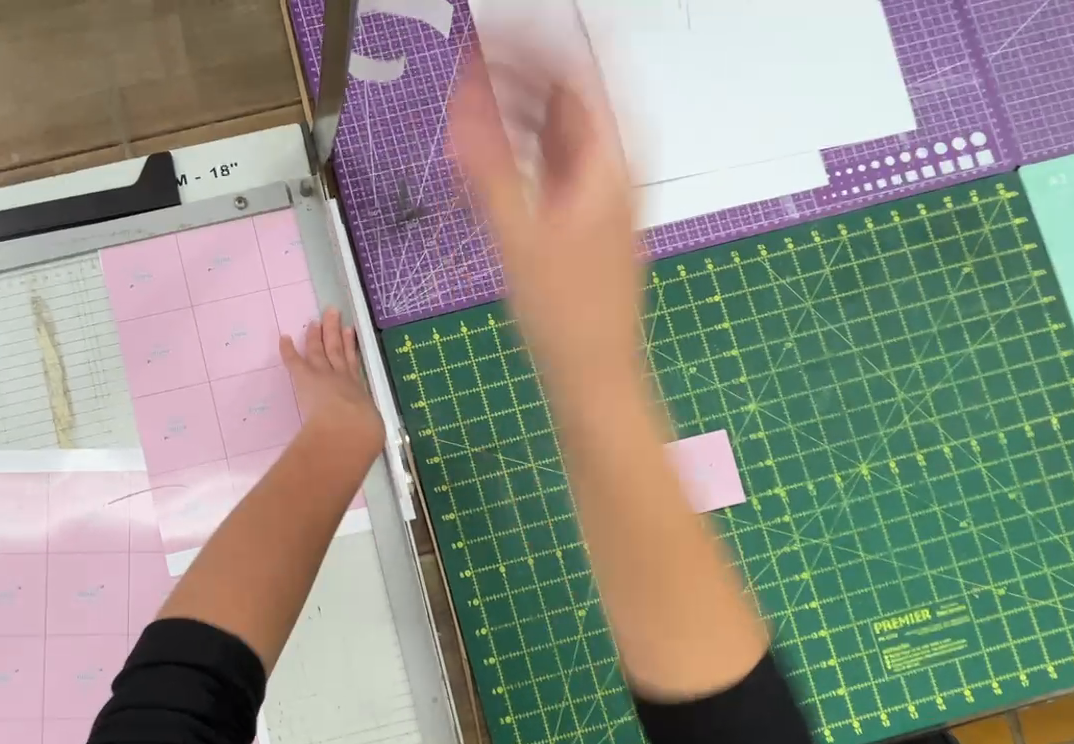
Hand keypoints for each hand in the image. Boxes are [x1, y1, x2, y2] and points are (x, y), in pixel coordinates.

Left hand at [281, 308, 383, 457]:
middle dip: (334, 331)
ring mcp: (324, 375)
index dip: (350, 348)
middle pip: (337, 350)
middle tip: (332, 313)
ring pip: (319, 350)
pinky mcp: (306, 378)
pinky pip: (295, 361)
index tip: (350, 332)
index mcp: (359, 391)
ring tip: (315, 320)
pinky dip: (288, 350)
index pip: (352, 365)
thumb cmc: (364, 433)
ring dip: (316, 335)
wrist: (350, 430)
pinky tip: (283, 338)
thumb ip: (366, 428)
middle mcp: (342, 378)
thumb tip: (368, 434)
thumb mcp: (370, 430)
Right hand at [448, 42, 643, 389]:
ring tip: (471, 112)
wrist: (595, 376)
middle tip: (468, 70)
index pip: (574, 74)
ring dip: (517, 121)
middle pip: (568, 101)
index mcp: (609, 161)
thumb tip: (461, 107)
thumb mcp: (521, 238)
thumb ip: (489, 170)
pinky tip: (491, 169)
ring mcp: (601, 199)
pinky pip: (554, 173)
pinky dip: (523, 162)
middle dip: (518, 79)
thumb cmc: (567, 315)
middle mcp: (612, 171)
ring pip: (559, 139)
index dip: (530, 45)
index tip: (484, 37)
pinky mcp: (587, 226)